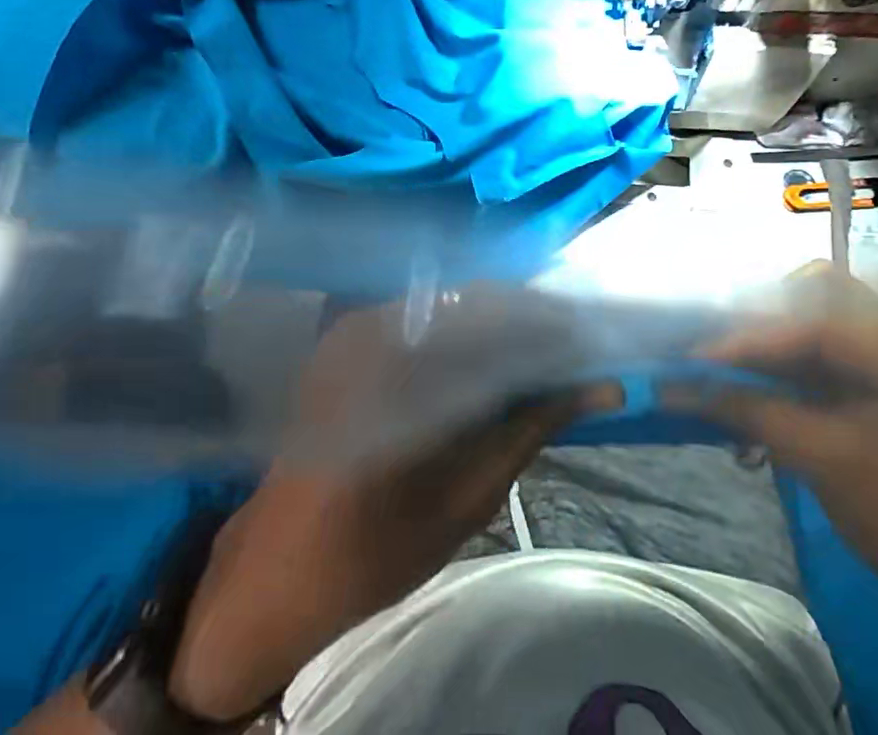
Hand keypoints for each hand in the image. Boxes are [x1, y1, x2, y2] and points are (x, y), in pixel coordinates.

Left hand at [168, 303, 606, 719]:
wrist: (275, 573)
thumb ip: (533, 426)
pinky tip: (489, 368)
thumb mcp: (467, 496)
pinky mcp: (345, 344)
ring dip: (499, 333)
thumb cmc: (371, 551)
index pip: (497, 316)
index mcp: (395, 366)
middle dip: (528, 327)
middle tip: (571, 356)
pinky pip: (423, 323)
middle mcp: (370, 330)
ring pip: (450, 310)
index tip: (592, 343)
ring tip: (538, 362)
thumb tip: (601, 386)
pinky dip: (463, 341)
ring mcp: (352, 331)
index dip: (552, 326)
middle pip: (473, 304)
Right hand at [673, 264, 877, 609]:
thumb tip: (678, 388)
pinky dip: (802, 378)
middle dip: (765, 341)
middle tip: (709, 359)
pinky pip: (848, 365)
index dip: (755, 340)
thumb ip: (755, 412)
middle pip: (831, 319)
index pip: (829, 327)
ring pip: (834, 339)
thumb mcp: (829, 462)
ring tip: (727, 376)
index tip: (697, 358)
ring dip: (779, 359)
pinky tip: (764, 393)